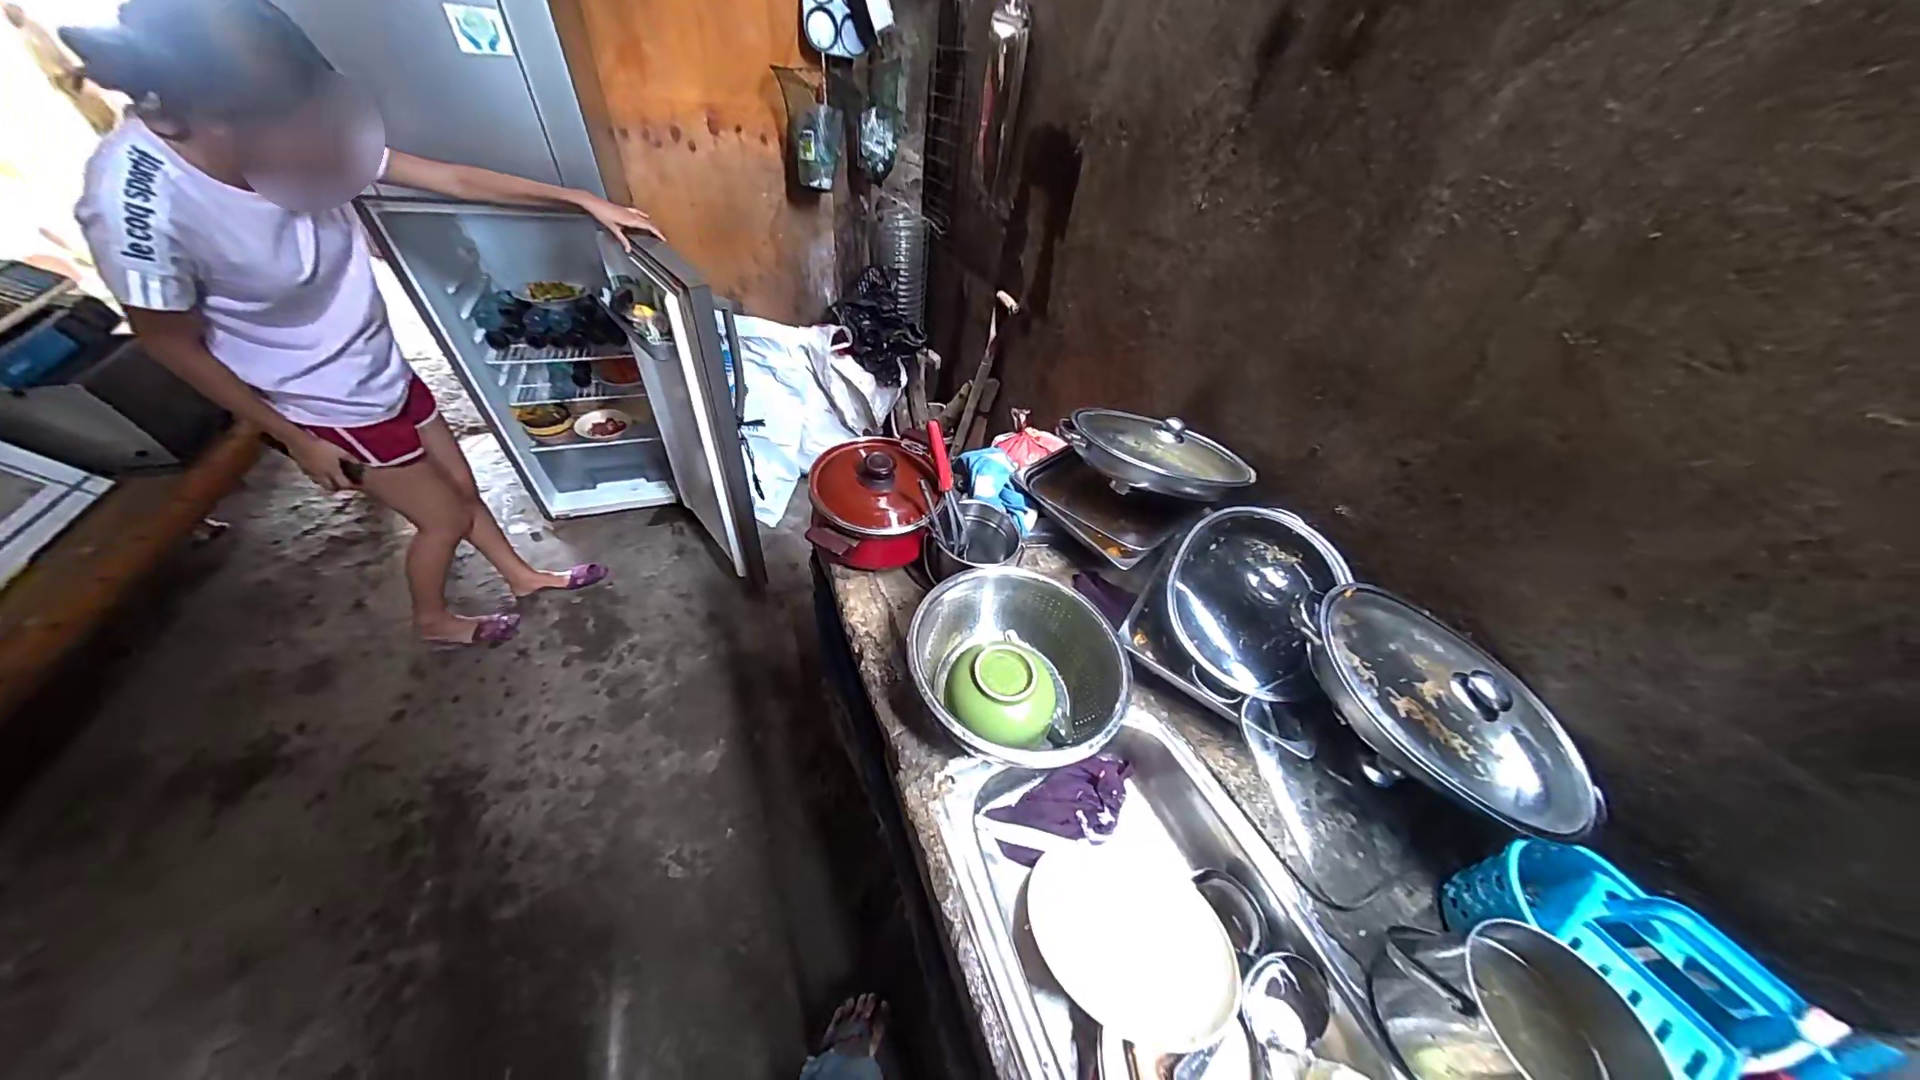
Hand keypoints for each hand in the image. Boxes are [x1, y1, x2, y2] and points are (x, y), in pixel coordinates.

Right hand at [290, 435, 360, 492]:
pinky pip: (314, 479)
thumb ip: (351, 460)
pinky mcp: (304, 472)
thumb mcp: (341, 452)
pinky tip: (322, 475)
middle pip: (331, 488)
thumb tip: (360, 465)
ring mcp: (312, 475)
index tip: (353, 483)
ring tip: (333, 480)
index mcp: (333, 472)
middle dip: (338, 487)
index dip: (349, 485)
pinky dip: (320, 480)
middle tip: (343, 483)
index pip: (343, 484)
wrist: (300, 443)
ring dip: (328, 484)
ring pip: (322, 484)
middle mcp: (323, 476)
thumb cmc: (323, 447)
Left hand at [576, 194, 663, 250]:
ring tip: (655, 229)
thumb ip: (622, 239)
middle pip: (648, 222)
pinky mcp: (625, 208)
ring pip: (644, 217)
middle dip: (656, 229)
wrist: (593, 202)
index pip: (648, 226)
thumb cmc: (602, 214)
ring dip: (650, 223)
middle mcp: (632, 214)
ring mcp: (628, 210)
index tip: (663, 238)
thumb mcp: (613, 228)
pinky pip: (637, 212)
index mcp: (631, 219)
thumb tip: (628, 250)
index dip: (657, 232)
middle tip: (662, 236)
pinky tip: (644, 216)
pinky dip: (643, 215)